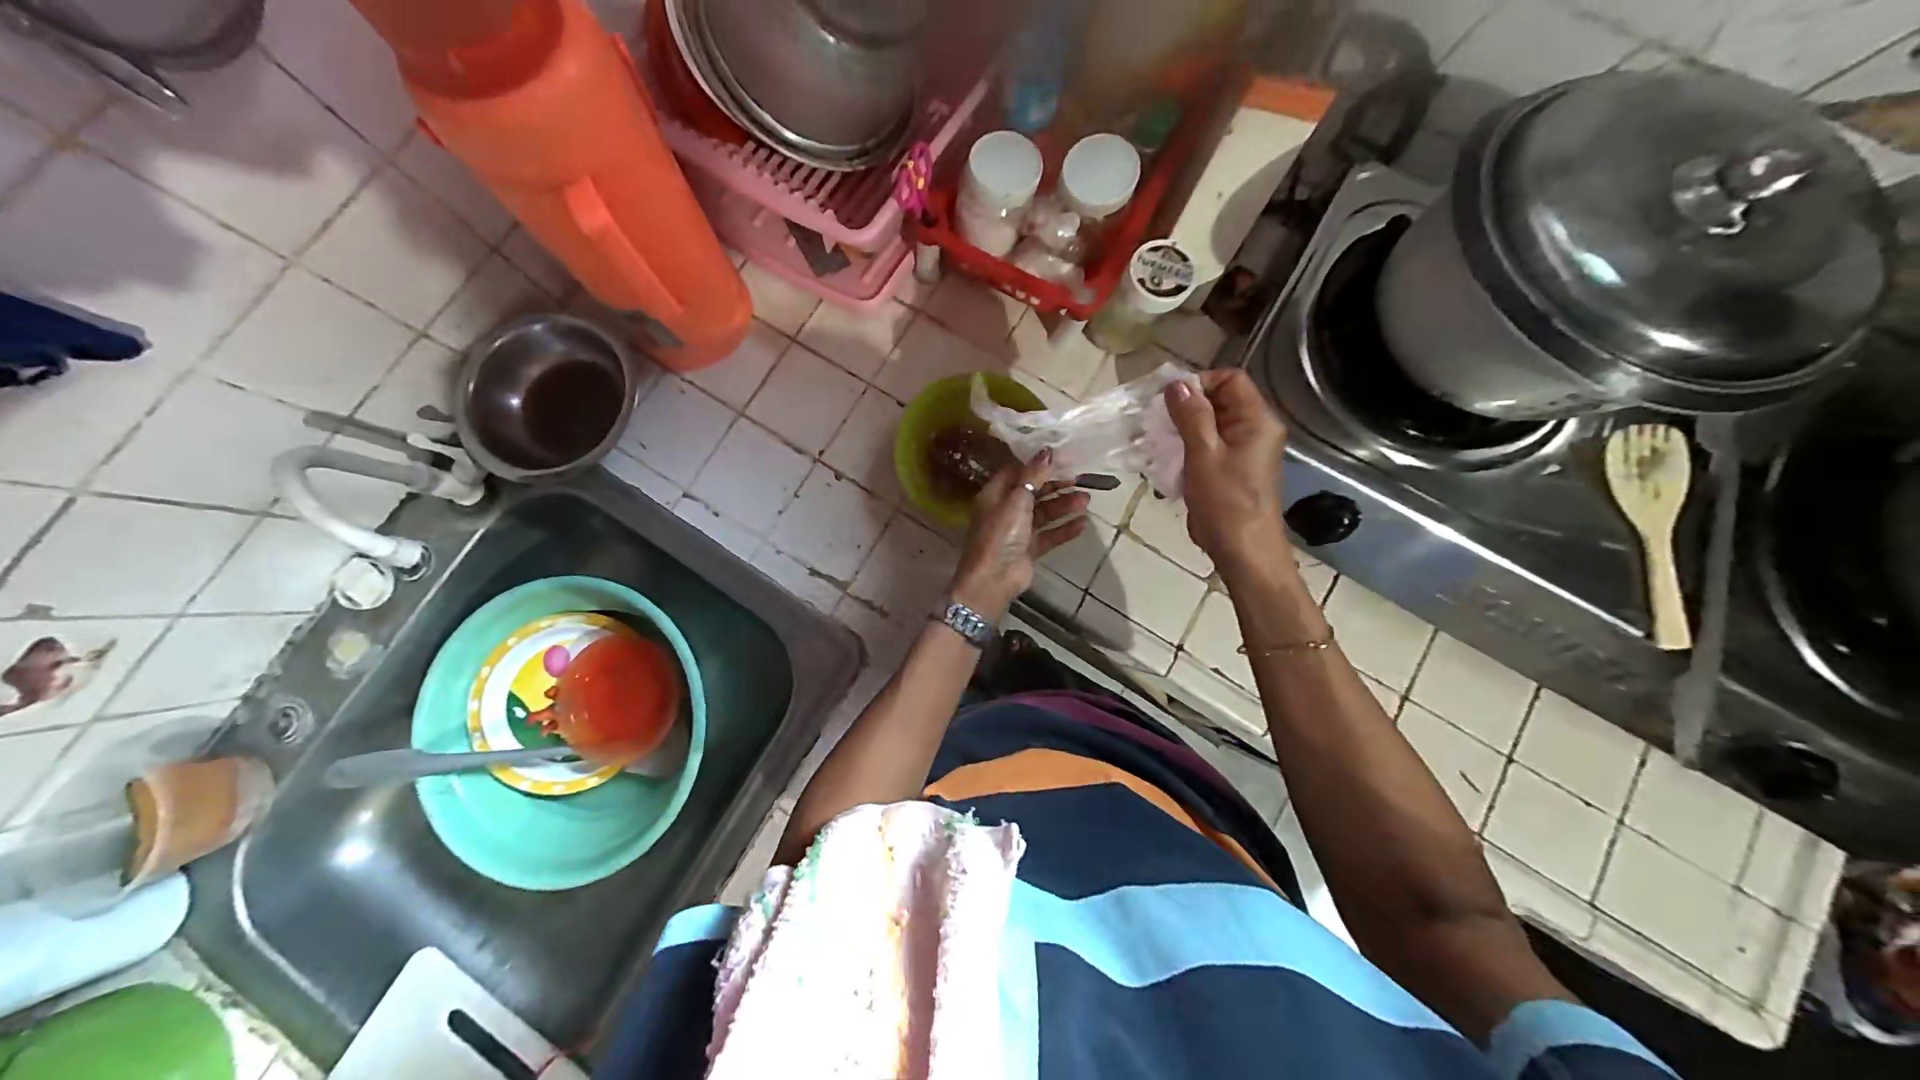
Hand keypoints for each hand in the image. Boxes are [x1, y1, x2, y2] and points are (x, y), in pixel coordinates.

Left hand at [949, 449, 1088, 620]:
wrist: (992, 580)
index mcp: (995, 494)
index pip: (1018, 472)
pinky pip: (1048, 535)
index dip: (1039, 465)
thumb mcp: (1017, 500)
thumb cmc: (1000, 535)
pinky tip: (1082, 524)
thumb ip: (1033, 476)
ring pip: (1043, 513)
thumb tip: (1048, 451)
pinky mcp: (1028, 549)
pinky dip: (1064, 529)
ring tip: (1086, 501)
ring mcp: (1017, 531)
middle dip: (1056, 486)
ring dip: (1063, 506)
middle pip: (1033, 492)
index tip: (1064, 459)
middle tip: (1081, 480)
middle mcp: (1005, 510)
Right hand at [1165, 370, 1289, 570]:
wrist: (1243, 550)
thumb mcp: (1203, 454)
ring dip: (1184, 427)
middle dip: (1188, 405)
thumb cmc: (1225, 502)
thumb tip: (1176, 383)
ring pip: (1212, 423)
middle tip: (1158, 419)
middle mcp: (1256, 429)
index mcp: (1257, 421)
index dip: (1200, 383)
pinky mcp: (1232, 468)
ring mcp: (1245, 450)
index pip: (1231, 380)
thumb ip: (1191, 416)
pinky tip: (1169, 457)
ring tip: (1159, 438)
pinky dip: (1189, 446)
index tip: (1169, 400)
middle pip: (1221, 400)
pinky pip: (1210, 444)